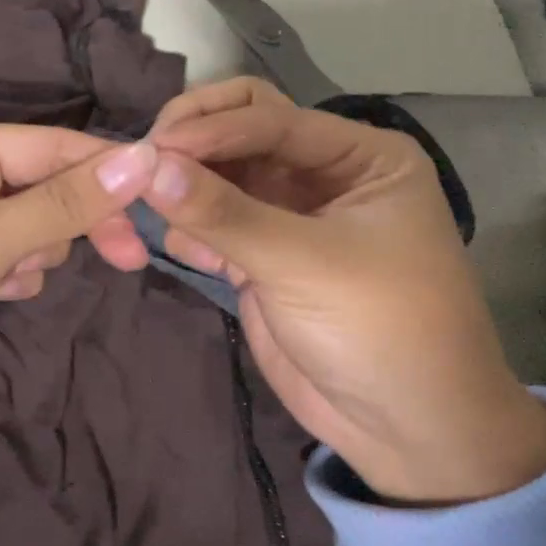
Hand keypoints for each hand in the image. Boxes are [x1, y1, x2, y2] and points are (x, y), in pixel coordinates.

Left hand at [0, 122, 158, 341]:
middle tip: (123, 259)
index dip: (108, 175)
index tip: (159, 209)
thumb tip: (146, 157)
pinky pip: (3, 250)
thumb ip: (65, 202)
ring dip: (30, 254)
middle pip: (44, 184)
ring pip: (30, 223)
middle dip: (63, 226)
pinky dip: (6, 272)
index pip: (51, 145)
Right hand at [143, 78, 545, 504]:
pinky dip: (181, 228)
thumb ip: (219, 212)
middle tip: (142, 160)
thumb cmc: (380, 328)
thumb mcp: (302, 263)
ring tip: (143, 208)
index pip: (268, 119)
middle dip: (190, 140)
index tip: (148, 150)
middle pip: (238, 131)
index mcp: (360, 158)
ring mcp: (283, 215)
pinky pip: (203, 221)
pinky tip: (181, 253)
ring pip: (213, 176)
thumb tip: (143, 164)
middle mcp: (320, 175)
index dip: (208, 129)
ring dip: (178, 187)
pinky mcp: (253, 255)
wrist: (404, 426)